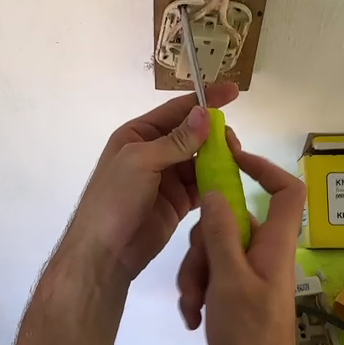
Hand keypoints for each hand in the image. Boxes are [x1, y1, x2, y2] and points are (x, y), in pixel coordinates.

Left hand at [59, 83, 239, 283]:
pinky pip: (203, 185)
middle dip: (215, 134)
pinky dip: (217, 182)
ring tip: (237, 161)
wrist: (106, 252)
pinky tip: (232, 180)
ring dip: (219, 158)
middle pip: (192, 134)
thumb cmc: (115, 199)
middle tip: (234, 142)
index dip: (204, 100)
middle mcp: (153, 152)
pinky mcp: (179, 202)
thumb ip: (175, 140)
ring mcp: (167, 178)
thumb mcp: (141, 161)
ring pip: (201, 160)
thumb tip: (204, 113)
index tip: (234, 92)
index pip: (176, 110)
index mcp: (138, 134)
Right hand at [175, 138, 309, 344]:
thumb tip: (215, 191)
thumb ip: (221, 233)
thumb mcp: (229, 280)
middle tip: (193, 277)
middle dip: (201, 246)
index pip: (286, 190)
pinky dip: (199, 290)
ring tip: (192, 306)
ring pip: (215, 249)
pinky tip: (193, 316)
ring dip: (195, 274)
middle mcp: (265, 253)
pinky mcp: (238, 292)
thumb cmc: (249, 336)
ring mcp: (251, 273)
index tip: (230, 158)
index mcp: (275, 244)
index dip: (264, 167)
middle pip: (231, 222)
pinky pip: (213, 273)